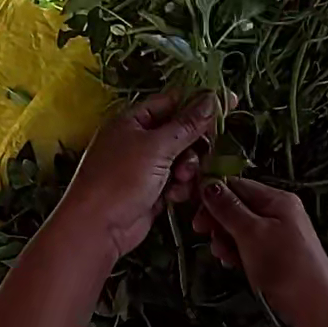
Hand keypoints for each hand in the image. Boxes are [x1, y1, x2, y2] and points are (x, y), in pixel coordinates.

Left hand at [54, 89, 220, 261]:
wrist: (98, 227)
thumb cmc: (120, 180)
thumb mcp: (156, 147)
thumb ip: (187, 124)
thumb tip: (213, 98)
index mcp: (134, 120)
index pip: (173, 101)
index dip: (201, 103)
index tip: (229, 102)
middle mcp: (139, 140)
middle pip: (182, 133)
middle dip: (194, 146)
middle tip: (203, 154)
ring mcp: (145, 167)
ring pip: (183, 160)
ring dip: (188, 170)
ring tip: (180, 180)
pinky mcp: (152, 190)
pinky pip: (177, 182)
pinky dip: (180, 188)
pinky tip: (173, 197)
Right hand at [193, 177, 327, 326]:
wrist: (313, 305)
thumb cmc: (284, 265)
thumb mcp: (251, 233)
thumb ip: (228, 208)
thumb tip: (208, 185)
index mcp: (276, 200)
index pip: (237, 185)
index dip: (213, 196)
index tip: (195, 213)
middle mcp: (278, 213)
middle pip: (237, 207)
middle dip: (218, 221)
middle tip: (205, 236)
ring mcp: (278, 234)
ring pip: (240, 229)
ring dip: (226, 240)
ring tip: (224, 255)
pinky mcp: (275, 255)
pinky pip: (249, 246)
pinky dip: (237, 252)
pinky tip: (234, 264)